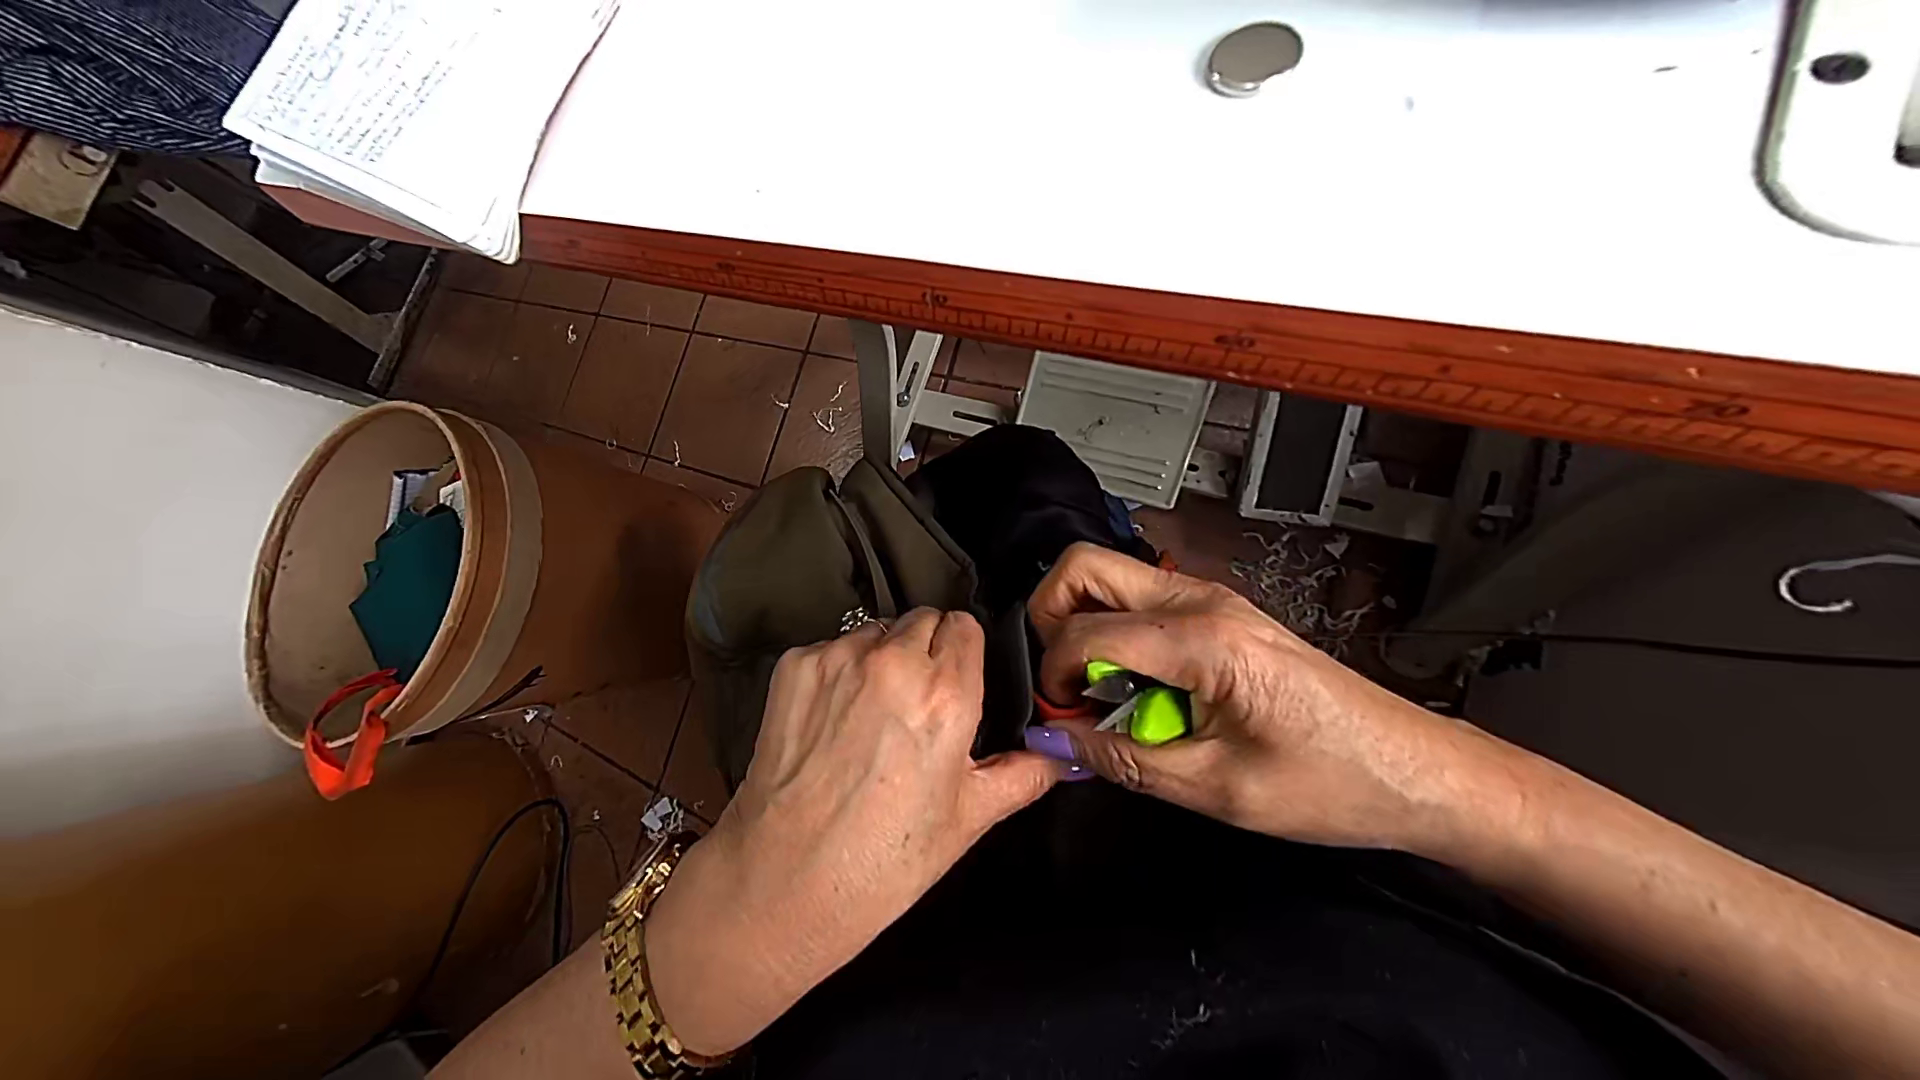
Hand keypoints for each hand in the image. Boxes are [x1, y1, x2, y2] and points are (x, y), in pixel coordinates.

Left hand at [644, 608, 1060, 1054]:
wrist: (781, 884)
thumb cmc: (885, 861)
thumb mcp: (969, 819)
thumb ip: (1025, 775)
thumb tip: (1061, 757)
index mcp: (947, 693)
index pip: (965, 626)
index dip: (963, 652)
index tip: (955, 681)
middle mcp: (894, 662)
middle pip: (923, 620)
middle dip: (926, 651)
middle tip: (916, 703)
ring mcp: (838, 658)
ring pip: (877, 631)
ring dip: (882, 657)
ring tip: (871, 714)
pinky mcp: (794, 666)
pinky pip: (832, 647)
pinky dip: (839, 670)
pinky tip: (832, 720)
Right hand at [1027, 543, 1501, 852]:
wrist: (1413, 768)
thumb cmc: (1332, 782)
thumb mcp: (1215, 789)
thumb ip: (1121, 758)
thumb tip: (1057, 738)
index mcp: (1203, 639)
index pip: (1083, 630)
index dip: (1055, 676)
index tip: (1063, 717)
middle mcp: (1201, 599)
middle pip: (1083, 567)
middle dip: (1050, 618)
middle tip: (1067, 682)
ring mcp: (1209, 598)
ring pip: (1107, 578)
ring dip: (1084, 627)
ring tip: (1106, 693)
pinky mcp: (1217, 611)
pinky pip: (1139, 603)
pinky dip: (1116, 636)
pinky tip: (1142, 690)